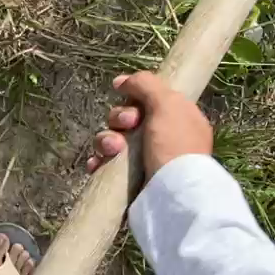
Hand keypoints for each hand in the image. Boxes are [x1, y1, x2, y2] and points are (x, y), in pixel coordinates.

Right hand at [86, 71, 212, 179]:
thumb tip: (120, 81)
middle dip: (119, 119)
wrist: (171, 194)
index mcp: (177, 119)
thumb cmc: (175, 145)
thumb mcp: (167, 104)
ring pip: (112, 140)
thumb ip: (146, 85)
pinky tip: (97, 164)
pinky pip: (105, 163)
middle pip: (126, 119)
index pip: (148, 101)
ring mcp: (143, 160)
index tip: (130, 100)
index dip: (134, 99)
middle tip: (127, 127)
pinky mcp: (127, 180)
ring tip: (112, 150)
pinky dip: (98, 161)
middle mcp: (161, 138)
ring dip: (106, 140)